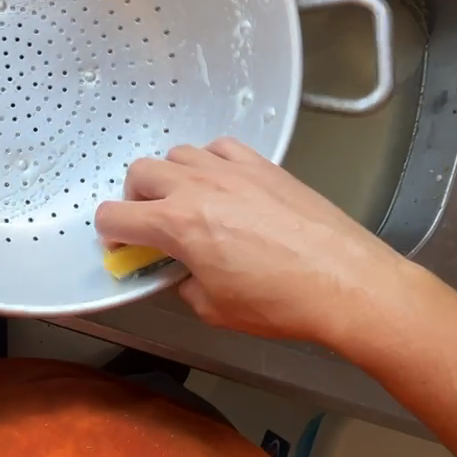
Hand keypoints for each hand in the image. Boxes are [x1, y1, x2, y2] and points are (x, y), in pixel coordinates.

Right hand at [94, 138, 427, 349]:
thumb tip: (181, 273)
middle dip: (135, 199)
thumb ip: (183, 284)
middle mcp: (197, 187)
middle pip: (139, 173)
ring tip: (189, 202)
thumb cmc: (281, 301)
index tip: (123, 247)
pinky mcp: (262, 165)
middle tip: (151, 224)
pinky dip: (210, 161)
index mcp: (177, 225)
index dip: (110, 235)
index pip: (115, 216)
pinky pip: (219, 147)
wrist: (345, 283)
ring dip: (171, 177)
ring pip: (177, 154)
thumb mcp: (214, 309)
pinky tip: (223, 184)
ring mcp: (231, 171)